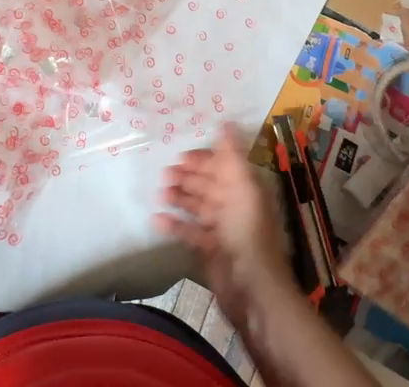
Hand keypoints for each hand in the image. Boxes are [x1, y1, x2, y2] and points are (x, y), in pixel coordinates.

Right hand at [156, 126, 290, 317]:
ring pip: (197, 206)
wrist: (251, 287)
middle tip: (164, 174)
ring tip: (160, 194)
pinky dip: (174, 224)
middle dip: (187, 177)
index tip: (180, 157)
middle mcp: (234, 204)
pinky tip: (156, 219)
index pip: (222, 166)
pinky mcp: (209, 249)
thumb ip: (232, 155)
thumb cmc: (247, 232)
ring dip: (178, 198)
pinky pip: (189, 231)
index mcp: (245, 188)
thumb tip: (226, 121)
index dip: (203, 159)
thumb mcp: (242, 188)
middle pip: (207, 184)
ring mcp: (221, 228)